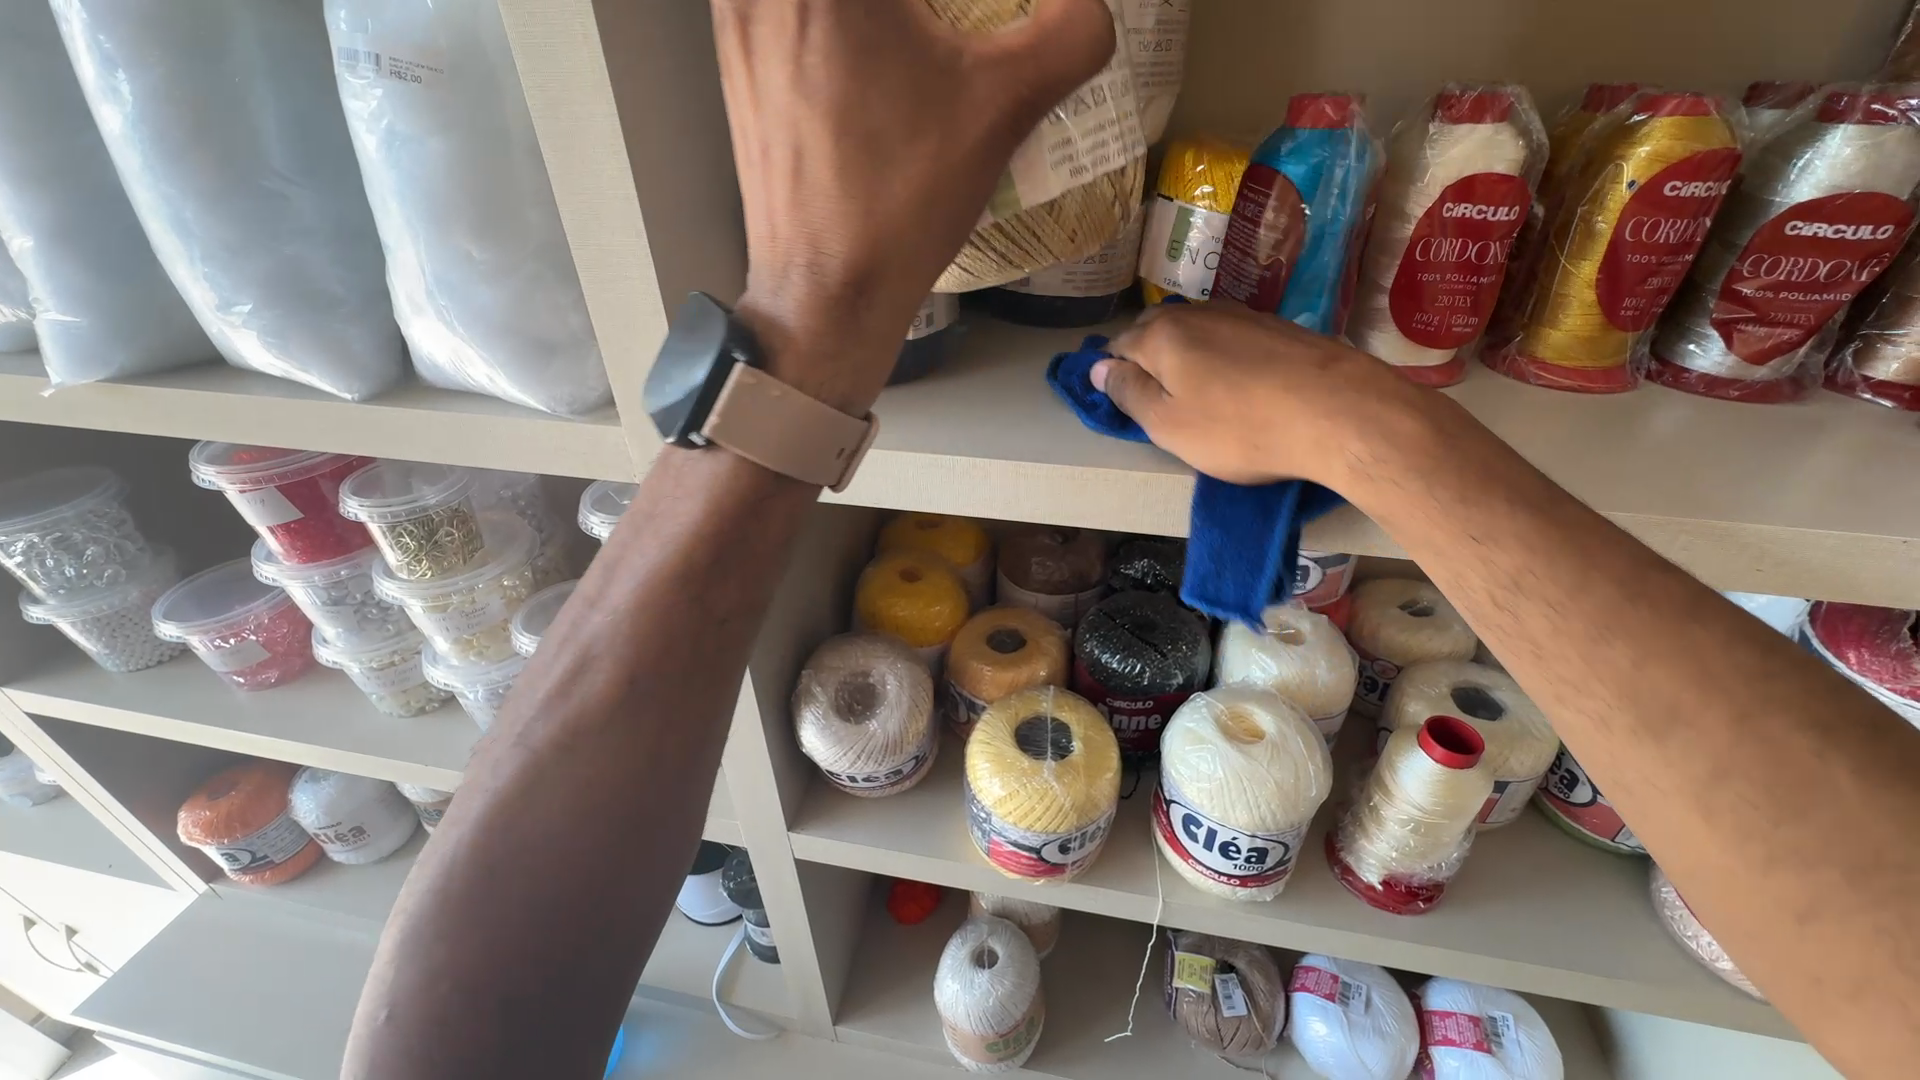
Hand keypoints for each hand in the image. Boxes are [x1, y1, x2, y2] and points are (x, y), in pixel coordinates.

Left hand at [712, 0, 1115, 411]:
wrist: (827, 294)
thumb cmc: (905, 199)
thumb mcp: (1003, 109)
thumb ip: (1069, 35)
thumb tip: (1094, 7)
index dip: (956, 5)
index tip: (975, 25)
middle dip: (925, 8)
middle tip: (953, 27)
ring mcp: (736, 18)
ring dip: (880, 17)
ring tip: (923, 36)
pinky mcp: (734, 63)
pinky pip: (785, 10)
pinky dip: (836, 24)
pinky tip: (875, 62)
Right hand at [1093, 303, 1437, 488]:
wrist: (1339, 411)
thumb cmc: (1239, 427)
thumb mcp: (1168, 425)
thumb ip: (1128, 393)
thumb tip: (1097, 368)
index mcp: (1161, 335)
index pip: (1117, 347)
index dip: (1111, 375)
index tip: (1121, 403)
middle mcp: (1196, 312)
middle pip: (1154, 332)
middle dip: (1146, 361)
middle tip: (1156, 402)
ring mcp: (1241, 314)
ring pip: (1194, 333)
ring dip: (1186, 358)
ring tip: (1196, 395)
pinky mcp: (1277, 327)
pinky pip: (1229, 338)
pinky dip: (1221, 358)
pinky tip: (1236, 384)